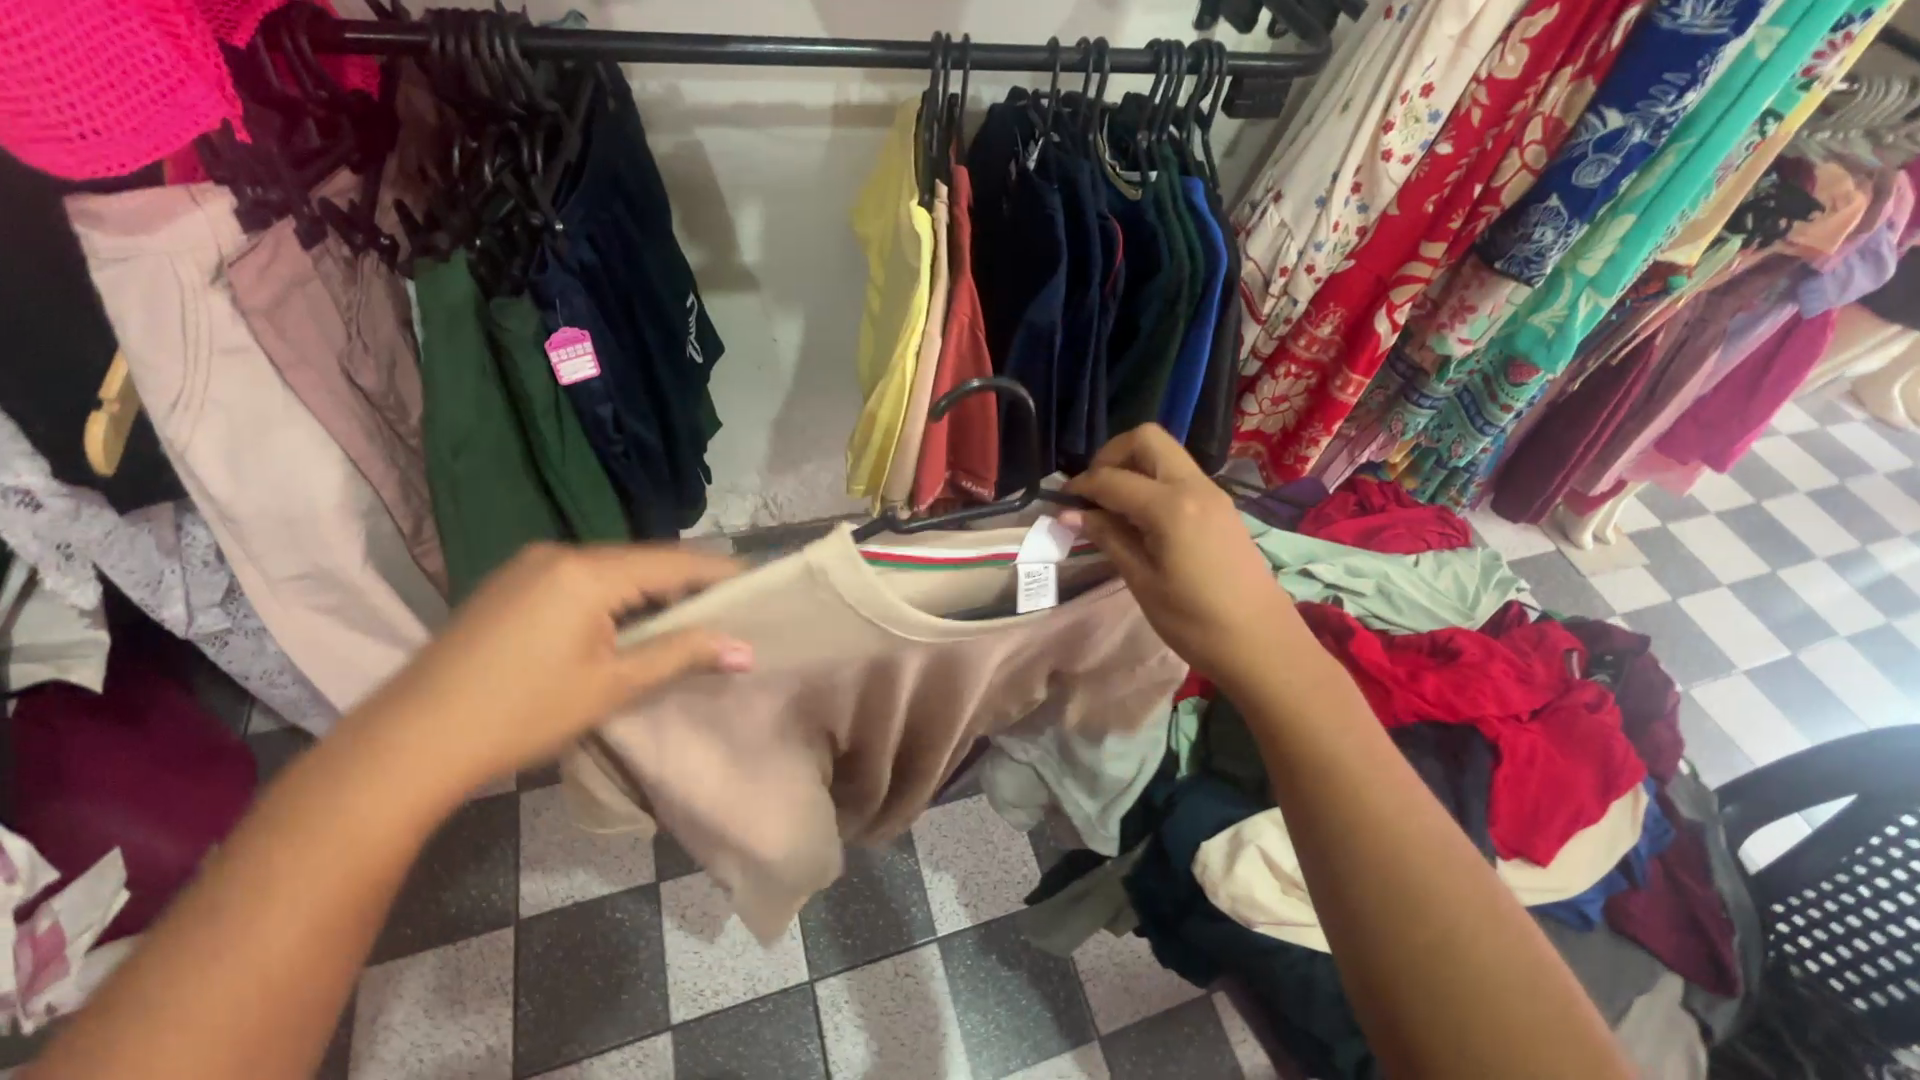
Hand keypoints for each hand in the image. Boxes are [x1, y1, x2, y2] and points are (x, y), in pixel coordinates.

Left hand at [350, 542, 751, 797]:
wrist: (413, 740)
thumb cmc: (523, 714)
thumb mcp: (613, 686)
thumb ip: (682, 655)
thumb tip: (745, 649)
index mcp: (588, 572)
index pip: (675, 562)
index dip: (721, 574)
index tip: (760, 585)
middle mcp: (559, 553)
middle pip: (643, 561)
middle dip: (687, 584)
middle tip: (729, 610)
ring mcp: (528, 565)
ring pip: (611, 569)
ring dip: (649, 592)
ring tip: (686, 620)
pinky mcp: (508, 584)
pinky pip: (579, 579)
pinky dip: (613, 596)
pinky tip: (625, 624)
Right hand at [1062, 425, 1311, 693]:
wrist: (1260, 642)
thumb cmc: (1194, 621)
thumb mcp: (1142, 581)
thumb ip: (1108, 538)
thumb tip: (1071, 514)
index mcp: (1171, 506)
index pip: (1113, 478)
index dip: (1082, 486)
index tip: (1062, 503)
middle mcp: (1194, 486)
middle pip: (1146, 439)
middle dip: (1111, 456)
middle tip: (1094, 492)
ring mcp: (1212, 493)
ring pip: (1165, 454)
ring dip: (1133, 467)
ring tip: (1113, 507)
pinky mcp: (1221, 507)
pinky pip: (1179, 475)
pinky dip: (1153, 482)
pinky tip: (1140, 518)